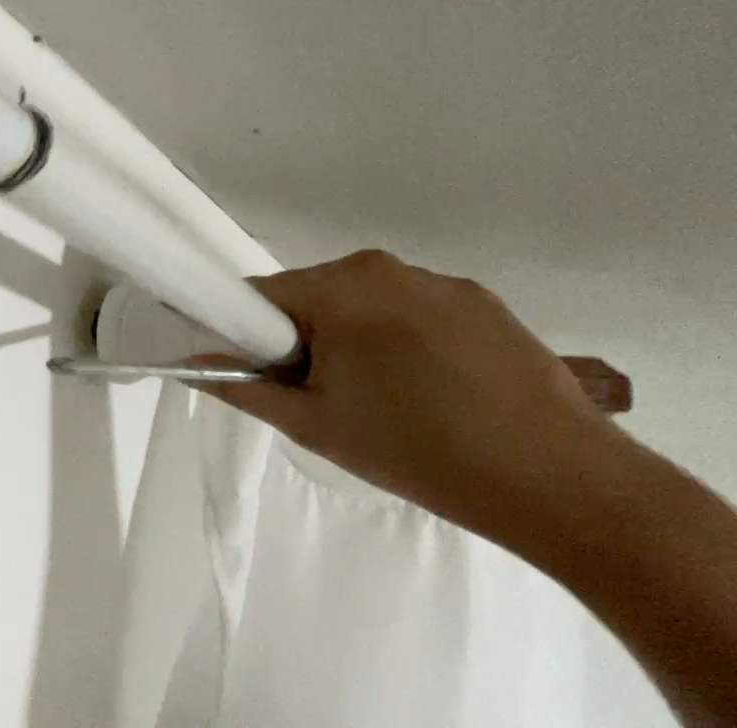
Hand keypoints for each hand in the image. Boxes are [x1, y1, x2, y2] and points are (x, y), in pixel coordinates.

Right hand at [197, 249, 620, 538]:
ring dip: (355, 340)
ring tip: (387, 400)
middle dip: (304, 338)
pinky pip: (415, 313)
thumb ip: (242, 387)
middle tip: (323, 396)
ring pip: (365, 304)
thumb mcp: (313, 424)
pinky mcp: (487, 305)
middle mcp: (386, 268)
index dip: (246, 335)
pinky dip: (406, 343)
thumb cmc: (417, 451)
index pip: (259, 296)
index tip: (264, 377)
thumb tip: (189, 367)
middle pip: (312, 296)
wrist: (564, 485)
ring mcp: (443, 283)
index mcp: (339, 287)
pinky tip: (434, 393)